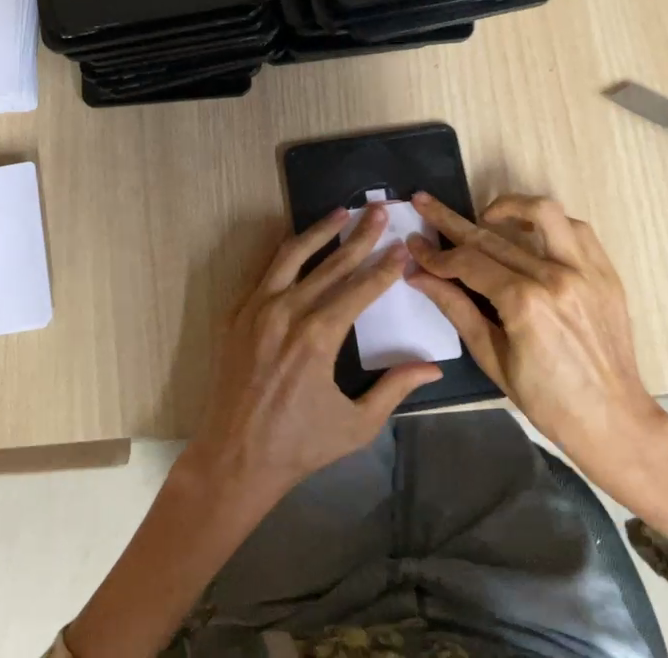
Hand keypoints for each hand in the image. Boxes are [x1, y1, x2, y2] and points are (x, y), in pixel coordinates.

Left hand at [186, 206, 443, 503]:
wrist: (233, 458)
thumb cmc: (299, 446)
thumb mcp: (356, 424)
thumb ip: (394, 388)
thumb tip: (434, 367)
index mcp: (317, 337)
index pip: (360, 288)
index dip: (385, 266)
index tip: (404, 246)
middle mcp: (285, 312)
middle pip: (330, 263)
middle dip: (359, 235)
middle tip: (380, 210)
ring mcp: (255, 309)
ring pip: (291, 256)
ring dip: (319, 231)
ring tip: (341, 211)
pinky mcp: (235, 315)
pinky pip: (264, 272)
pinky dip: (285, 253)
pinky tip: (299, 243)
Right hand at [404, 193, 667, 499]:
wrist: (613, 419)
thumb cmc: (547, 400)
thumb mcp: (492, 358)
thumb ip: (456, 308)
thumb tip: (419, 276)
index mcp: (525, 304)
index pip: (468, 263)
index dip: (435, 254)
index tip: (413, 243)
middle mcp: (556, 277)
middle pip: (493, 235)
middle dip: (452, 221)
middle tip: (425, 204)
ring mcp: (586, 271)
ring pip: (543, 213)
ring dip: (508, 207)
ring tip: (484, 215)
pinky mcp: (606, 273)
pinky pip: (576, 230)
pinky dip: (548, 224)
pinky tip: (527, 234)